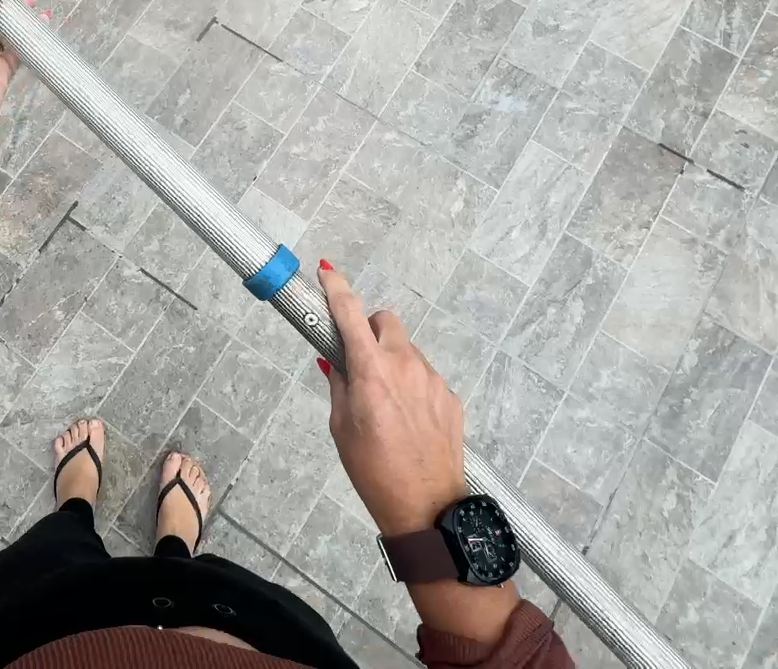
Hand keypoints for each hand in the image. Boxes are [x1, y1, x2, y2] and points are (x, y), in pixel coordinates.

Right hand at [316, 262, 466, 535]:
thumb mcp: (341, 425)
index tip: (326, 270)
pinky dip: (411, 383)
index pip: (350, 313)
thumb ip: (339, 384)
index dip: (336, 287)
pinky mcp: (451, 397)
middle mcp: (405, 366)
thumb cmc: (372, 469)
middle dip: (369, 328)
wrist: (427, 509)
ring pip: (406, 349)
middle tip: (359, 356)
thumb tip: (335, 359)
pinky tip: (407, 418)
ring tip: (385, 400)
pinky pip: (424, 375)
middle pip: (385, 320)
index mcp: (371, 371)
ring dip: (391, 359)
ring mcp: (433, 380)